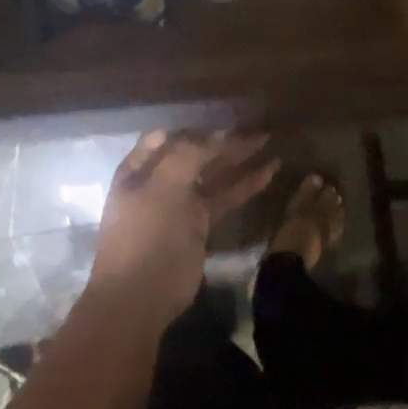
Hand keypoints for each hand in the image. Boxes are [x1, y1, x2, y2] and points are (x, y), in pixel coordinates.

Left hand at [87, 131, 276, 326]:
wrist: (140, 294)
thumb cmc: (146, 234)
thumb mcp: (164, 184)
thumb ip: (191, 154)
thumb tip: (220, 133)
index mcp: (137, 170)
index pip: (166, 137)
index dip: (193, 125)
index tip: (224, 114)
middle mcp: (157, 183)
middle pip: (193, 153)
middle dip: (222, 139)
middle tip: (256, 124)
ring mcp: (179, 205)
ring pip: (212, 175)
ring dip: (238, 159)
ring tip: (269, 140)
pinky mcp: (199, 226)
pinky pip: (223, 198)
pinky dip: (244, 185)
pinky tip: (268, 171)